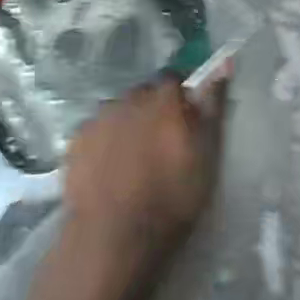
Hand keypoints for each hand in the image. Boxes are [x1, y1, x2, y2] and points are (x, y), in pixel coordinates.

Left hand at [64, 75, 229, 256]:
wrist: (114, 235)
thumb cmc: (170, 199)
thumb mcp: (206, 157)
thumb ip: (212, 108)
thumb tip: (222, 64)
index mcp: (161, 99)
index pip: (173, 78)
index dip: (180, 97)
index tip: (185, 121)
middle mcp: (127, 98)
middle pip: (144, 94)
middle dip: (153, 111)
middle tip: (161, 145)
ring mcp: (98, 117)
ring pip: (118, 111)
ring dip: (127, 126)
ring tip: (133, 162)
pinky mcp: (76, 138)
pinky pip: (96, 131)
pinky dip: (103, 143)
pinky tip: (108, 170)